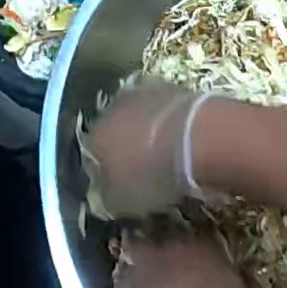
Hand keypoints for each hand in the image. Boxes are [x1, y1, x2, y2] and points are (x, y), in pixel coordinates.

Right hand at [85, 85, 217, 217]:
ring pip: (135, 116)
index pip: (91, 158)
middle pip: (113, 132)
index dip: (105, 174)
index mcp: (94, 138)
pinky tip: (180, 135)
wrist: (195, 137)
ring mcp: (138, 93)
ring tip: (165, 152)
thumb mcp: (124, 202)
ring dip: (144, 130)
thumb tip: (104, 196)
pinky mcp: (166, 85)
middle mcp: (109, 110)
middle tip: (143, 169)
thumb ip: (107, 199)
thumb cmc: (153, 174)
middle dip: (123, 148)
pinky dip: (165, 118)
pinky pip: (160, 107)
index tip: (121, 187)